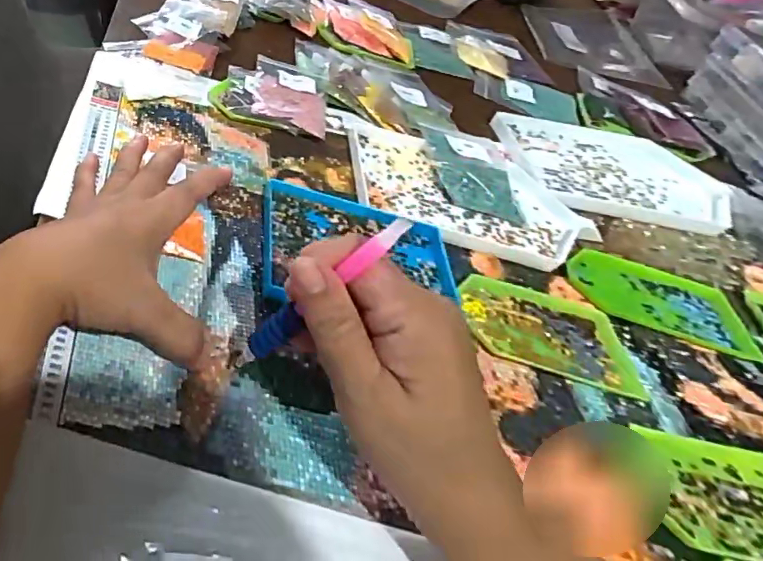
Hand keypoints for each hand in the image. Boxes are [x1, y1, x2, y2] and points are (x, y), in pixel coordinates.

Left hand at [0, 137, 231, 366]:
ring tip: (140, 137)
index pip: (185, 196)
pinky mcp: (68, 218)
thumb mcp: (147, 317)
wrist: (37, 278)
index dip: (207, 183)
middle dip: (168, 161)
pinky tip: (87, 159)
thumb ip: (181, 337)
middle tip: (179, 143)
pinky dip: (85, 173)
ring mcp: (93, 210)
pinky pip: (80, 189)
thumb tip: (209, 362)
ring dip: (131, 157)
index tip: (225, 169)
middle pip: (151, 177)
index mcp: (149, 223)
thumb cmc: (97, 289)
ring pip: (118, 175)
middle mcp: (124, 208)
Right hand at [284, 237, 530, 554]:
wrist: (472, 509)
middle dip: (318, 290)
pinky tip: (331, 354)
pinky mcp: (423, 338)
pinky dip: (347, 325)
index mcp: (415, 310)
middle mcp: (426, 302)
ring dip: (328, 310)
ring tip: (307, 349)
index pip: (356, 252)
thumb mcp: (361, 388)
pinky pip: (376, 312)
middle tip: (294, 334)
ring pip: (362, 290)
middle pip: (358, 269)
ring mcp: (427, 320)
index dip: (316, 263)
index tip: (289, 301)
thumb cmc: (413, 453)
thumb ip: (331, 321)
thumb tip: (300, 261)